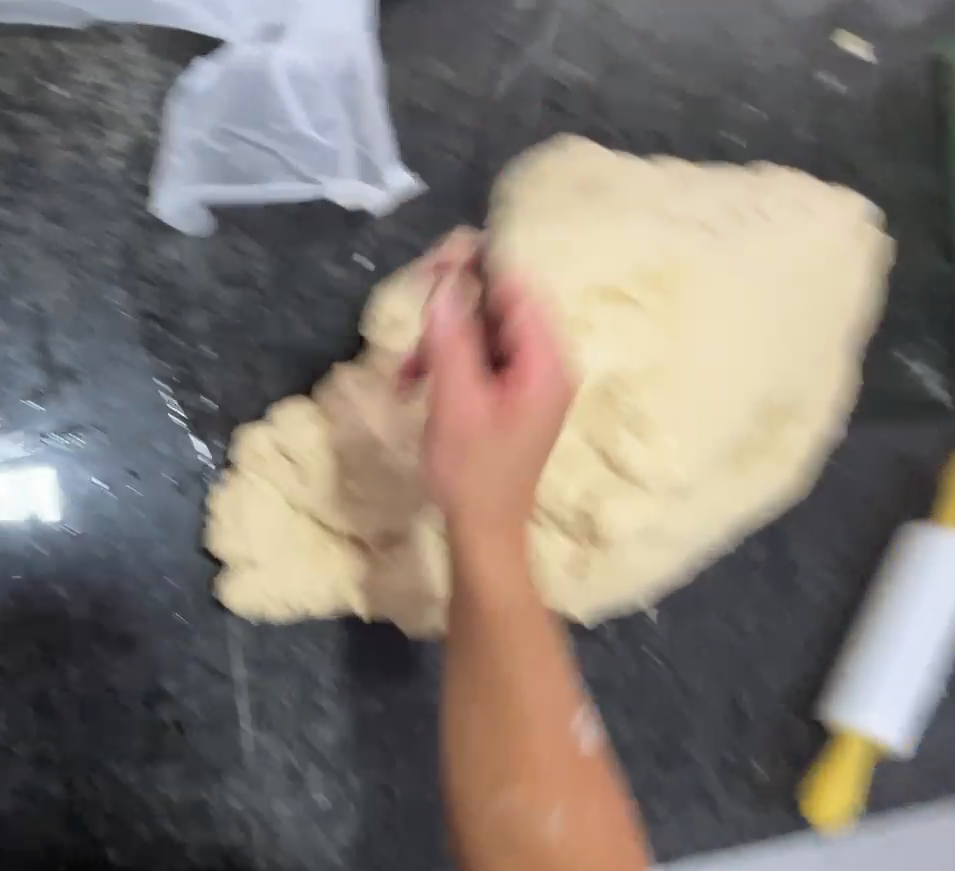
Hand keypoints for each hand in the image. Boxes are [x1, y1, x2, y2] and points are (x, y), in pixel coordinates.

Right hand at [400, 230, 575, 554]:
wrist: (485, 528)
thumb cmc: (472, 470)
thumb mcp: (456, 402)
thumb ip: (451, 341)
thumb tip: (443, 287)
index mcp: (545, 360)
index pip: (518, 289)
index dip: (479, 267)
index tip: (438, 258)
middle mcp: (546, 363)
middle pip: (499, 310)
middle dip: (450, 317)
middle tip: (412, 332)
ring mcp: (530, 382)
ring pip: (483, 336)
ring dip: (441, 346)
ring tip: (407, 375)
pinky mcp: (512, 398)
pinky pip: (480, 362)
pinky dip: (448, 366)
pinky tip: (419, 385)